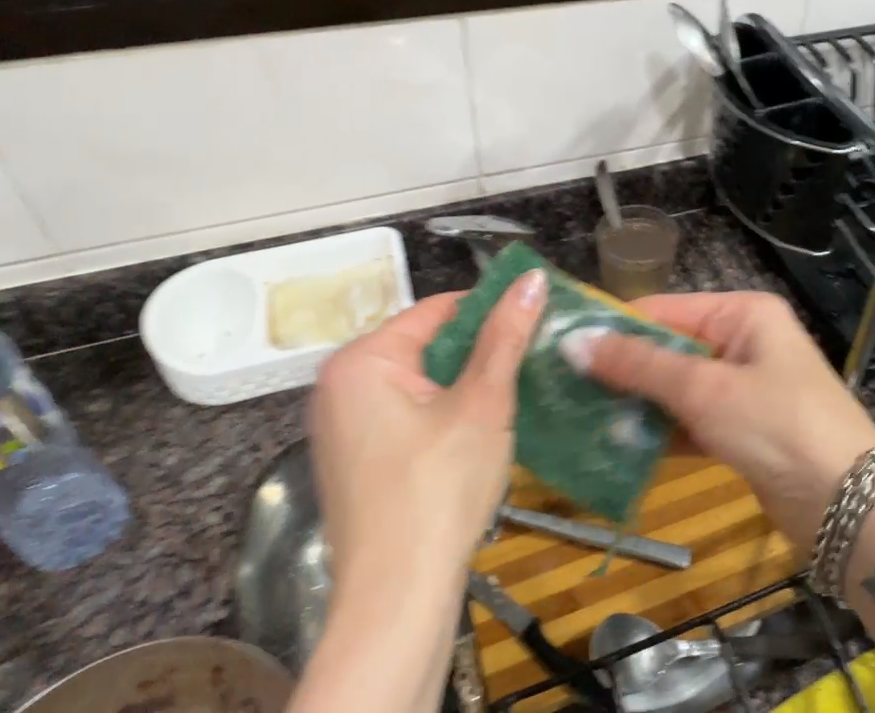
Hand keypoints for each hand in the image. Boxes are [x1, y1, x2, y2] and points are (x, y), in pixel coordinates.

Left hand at [305, 269, 546, 588]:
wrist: (397, 596)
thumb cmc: (439, 489)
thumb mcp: (483, 404)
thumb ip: (506, 336)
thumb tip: (530, 277)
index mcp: (361, 360)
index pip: (436, 310)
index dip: (490, 311)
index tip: (536, 318)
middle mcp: (337, 385)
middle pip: (424, 346)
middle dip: (477, 354)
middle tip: (531, 362)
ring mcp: (340, 427)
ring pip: (417, 384)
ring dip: (463, 387)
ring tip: (513, 394)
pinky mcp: (353, 462)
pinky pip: (403, 417)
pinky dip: (440, 417)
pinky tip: (477, 434)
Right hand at [582, 291, 874, 551]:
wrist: (848, 506)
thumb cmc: (777, 425)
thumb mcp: (704, 389)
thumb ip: (639, 366)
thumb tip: (574, 343)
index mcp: (744, 314)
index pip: (665, 310)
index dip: (615, 329)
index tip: (560, 348)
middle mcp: (745, 343)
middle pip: (669, 350)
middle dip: (622, 372)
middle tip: (563, 390)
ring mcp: (745, 390)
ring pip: (677, 390)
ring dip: (637, 407)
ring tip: (579, 419)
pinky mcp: (744, 433)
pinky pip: (691, 423)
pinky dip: (661, 434)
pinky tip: (618, 449)